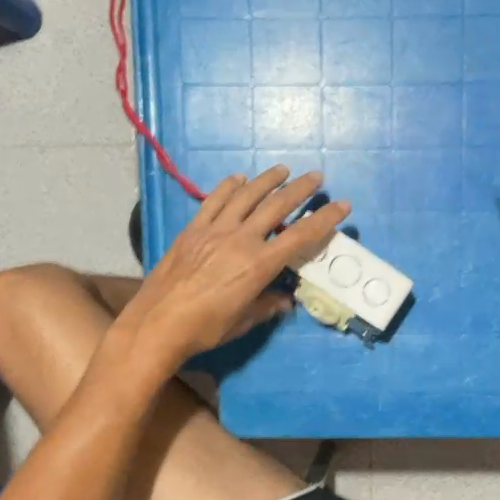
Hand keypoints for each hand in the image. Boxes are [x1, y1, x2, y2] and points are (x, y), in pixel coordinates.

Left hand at [116, 167, 348, 373]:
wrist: (157, 324)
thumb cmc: (205, 329)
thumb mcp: (243, 321)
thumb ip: (266, 306)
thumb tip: (284, 299)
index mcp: (259, 265)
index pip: (301, 236)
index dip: (324, 219)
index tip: (342, 205)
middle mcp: (241, 240)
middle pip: (277, 206)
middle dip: (300, 189)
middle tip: (316, 177)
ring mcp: (215, 231)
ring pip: (247, 195)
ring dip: (268, 180)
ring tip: (283, 170)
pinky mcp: (193, 230)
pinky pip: (215, 200)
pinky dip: (230, 186)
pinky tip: (239, 179)